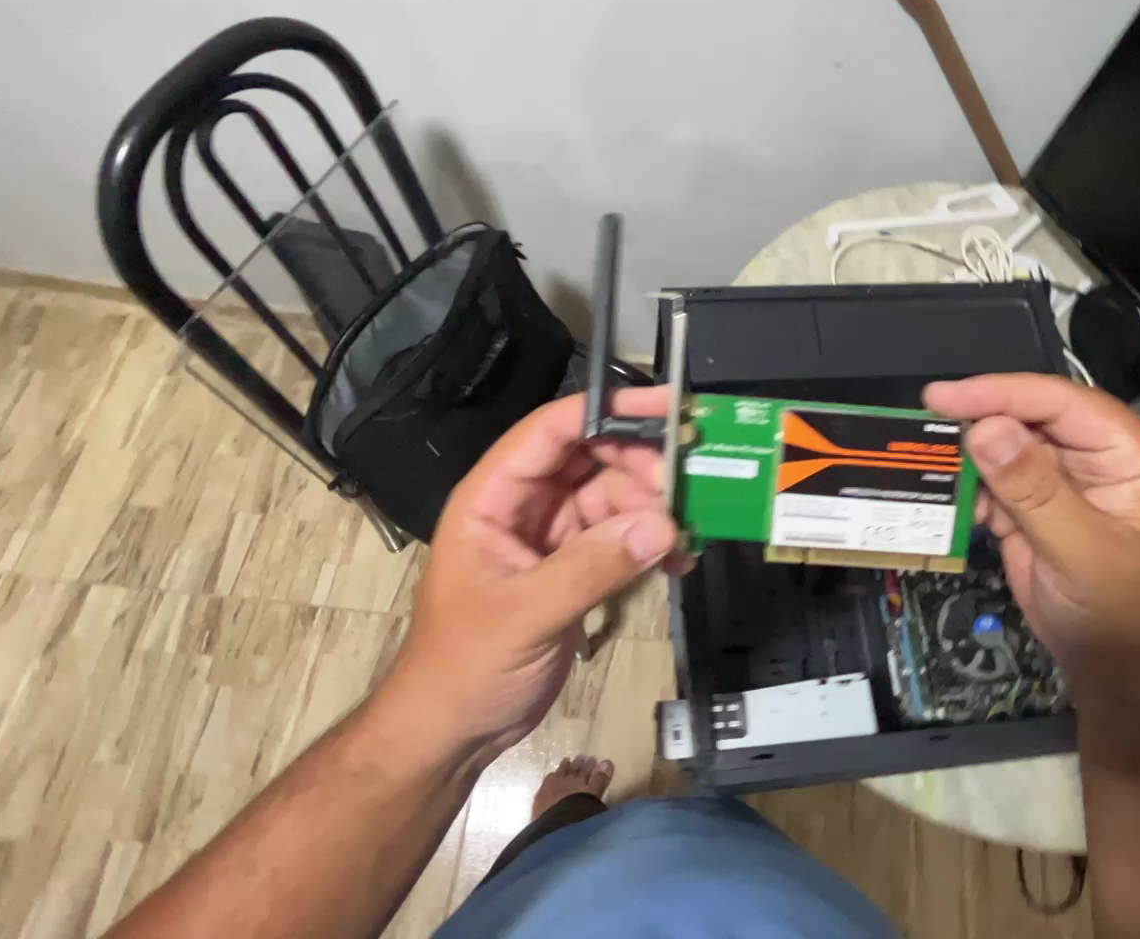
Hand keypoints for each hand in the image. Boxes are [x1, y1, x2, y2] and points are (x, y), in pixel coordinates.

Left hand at [378, 388, 679, 757]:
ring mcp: (552, 535)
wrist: (454, 731)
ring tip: (685, 538)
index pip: (552, 431)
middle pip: (592, 459)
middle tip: (685, 491)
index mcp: (494, 495)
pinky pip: (620, 537)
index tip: (665, 407)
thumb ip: (591, 567)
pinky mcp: (575, 566)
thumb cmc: (466, 666)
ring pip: (613, 497)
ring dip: (652, 511)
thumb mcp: (525, 615)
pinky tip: (677, 561)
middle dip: (640, 468)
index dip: (607, 411)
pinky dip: (649, 543)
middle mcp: (525, 504)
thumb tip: (663, 525)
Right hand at [924, 374, 1139, 686]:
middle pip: (1026, 418)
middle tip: (921, 425)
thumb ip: (1036, 490)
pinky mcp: (1030, 511)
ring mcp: (1058, 485)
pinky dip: (966, 491)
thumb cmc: (1131, 616)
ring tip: (923, 461)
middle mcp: (1091, 458)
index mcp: (1125, 453)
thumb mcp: (1087, 552)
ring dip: (965, 457)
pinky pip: (990, 485)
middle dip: (976, 420)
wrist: (1127, 679)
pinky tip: (949, 503)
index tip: (940, 398)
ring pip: (1002, 449)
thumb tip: (985, 429)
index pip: (1058, 403)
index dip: (999, 394)